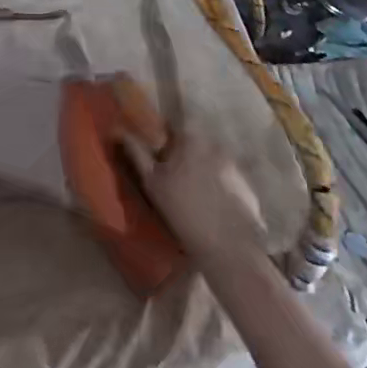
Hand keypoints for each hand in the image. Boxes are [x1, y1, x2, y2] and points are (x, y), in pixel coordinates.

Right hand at [122, 130, 266, 264]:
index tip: (159, 142)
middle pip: (197, 138)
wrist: (228, 247)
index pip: (178, 120)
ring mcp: (235, 166)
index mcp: (192, 139)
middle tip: (173, 168)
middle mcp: (217, 145)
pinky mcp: (247, 186)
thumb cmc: (183, 209)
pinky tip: (210, 202)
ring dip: (202, 165)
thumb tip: (119, 130)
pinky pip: (227, 176)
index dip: (167, 128)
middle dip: (185, 148)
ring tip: (192, 188)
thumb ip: (137, 152)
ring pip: (212, 157)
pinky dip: (218, 183)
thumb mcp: (152, 181)